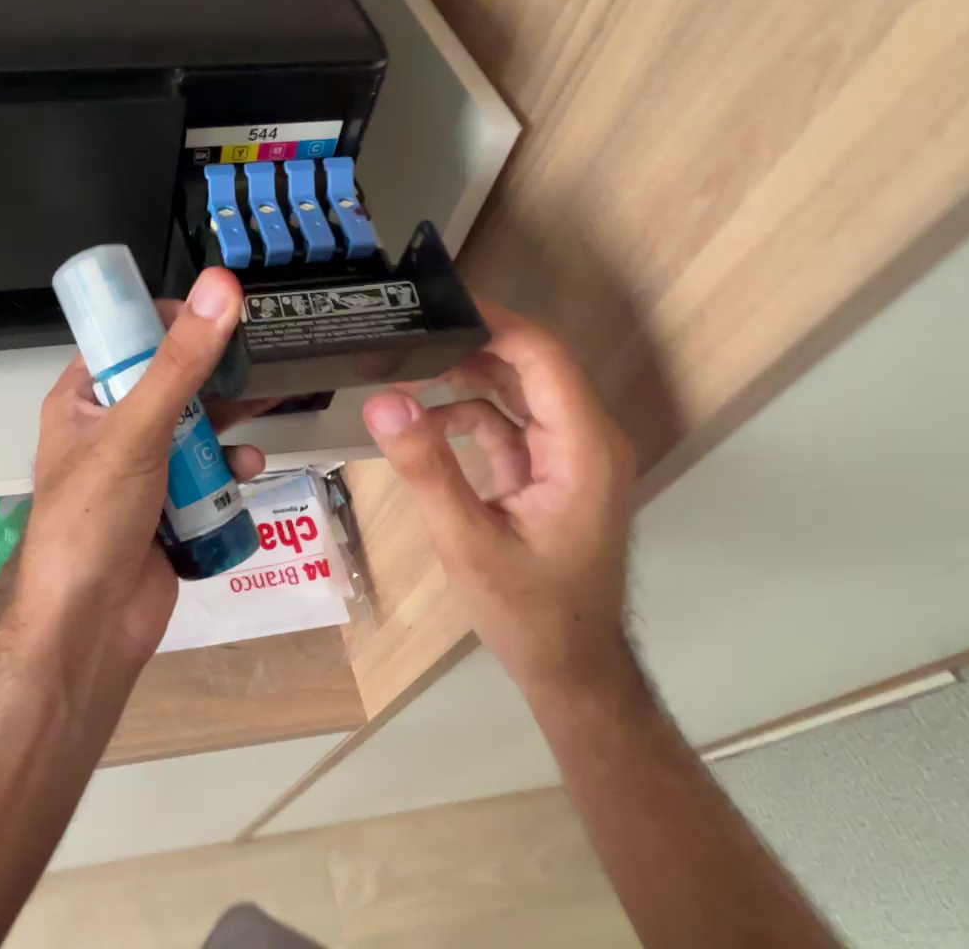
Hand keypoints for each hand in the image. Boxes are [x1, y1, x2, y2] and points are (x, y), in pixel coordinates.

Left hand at [18, 268, 273, 664]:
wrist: (92, 623)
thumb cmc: (93, 519)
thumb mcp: (136, 432)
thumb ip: (179, 364)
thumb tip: (217, 289)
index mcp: (83, 401)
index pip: (127, 340)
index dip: (170, 320)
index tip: (220, 309)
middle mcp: (111, 430)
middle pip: (171, 384)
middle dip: (214, 376)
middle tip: (259, 356)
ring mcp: (141, 470)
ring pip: (195, 429)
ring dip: (228, 423)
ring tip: (266, 410)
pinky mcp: (169, 506)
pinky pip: (206, 474)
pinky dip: (229, 468)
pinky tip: (248, 468)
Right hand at [360, 302, 637, 691]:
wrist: (569, 665)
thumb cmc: (527, 609)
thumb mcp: (467, 540)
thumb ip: (426, 467)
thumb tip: (382, 401)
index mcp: (582, 447)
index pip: (542, 356)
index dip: (493, 320)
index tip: (436, 304)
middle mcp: (586, 439)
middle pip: (529, 366)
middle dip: (468, 346)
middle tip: (405, 336)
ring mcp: (570, 456)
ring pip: (517, 393)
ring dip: (462, 382)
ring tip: (403, 376)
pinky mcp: (551, 472)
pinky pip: (509, 425)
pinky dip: (467, 420)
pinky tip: (425, 430)